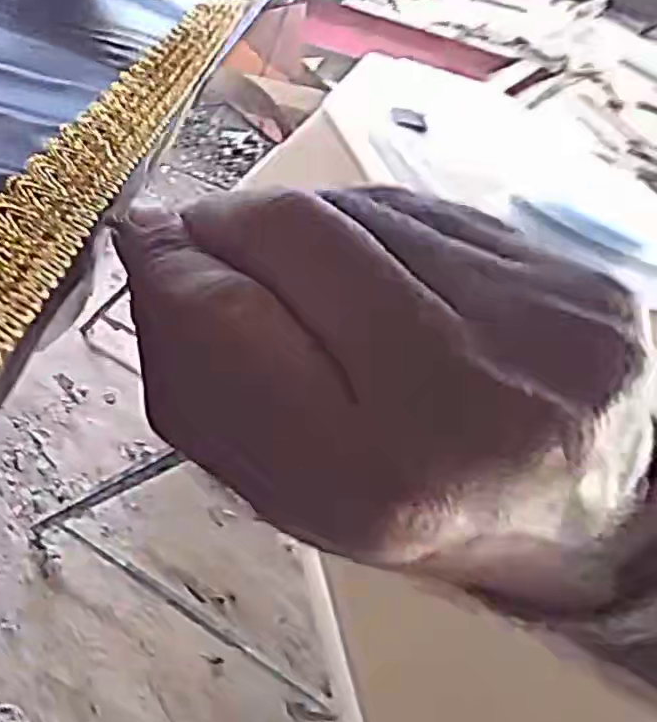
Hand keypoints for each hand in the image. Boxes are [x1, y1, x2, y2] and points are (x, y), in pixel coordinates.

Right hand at [116, 187, 652, 615]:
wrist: (560, 515)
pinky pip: (410, 206)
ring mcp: (540, 324)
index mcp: (354, 467)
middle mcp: (463, 395)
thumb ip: (178, 360)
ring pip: (345, 206)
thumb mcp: (245, 463)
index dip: (165, 261)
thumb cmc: (369, 493)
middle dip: (217, 219)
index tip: (141, 238)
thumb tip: (147, 245)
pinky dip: (347, 222)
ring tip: (278, 268)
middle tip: (196, 239)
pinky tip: (344, 263)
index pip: (220, 309)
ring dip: (279, 221)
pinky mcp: (581, 277)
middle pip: (286, 229)